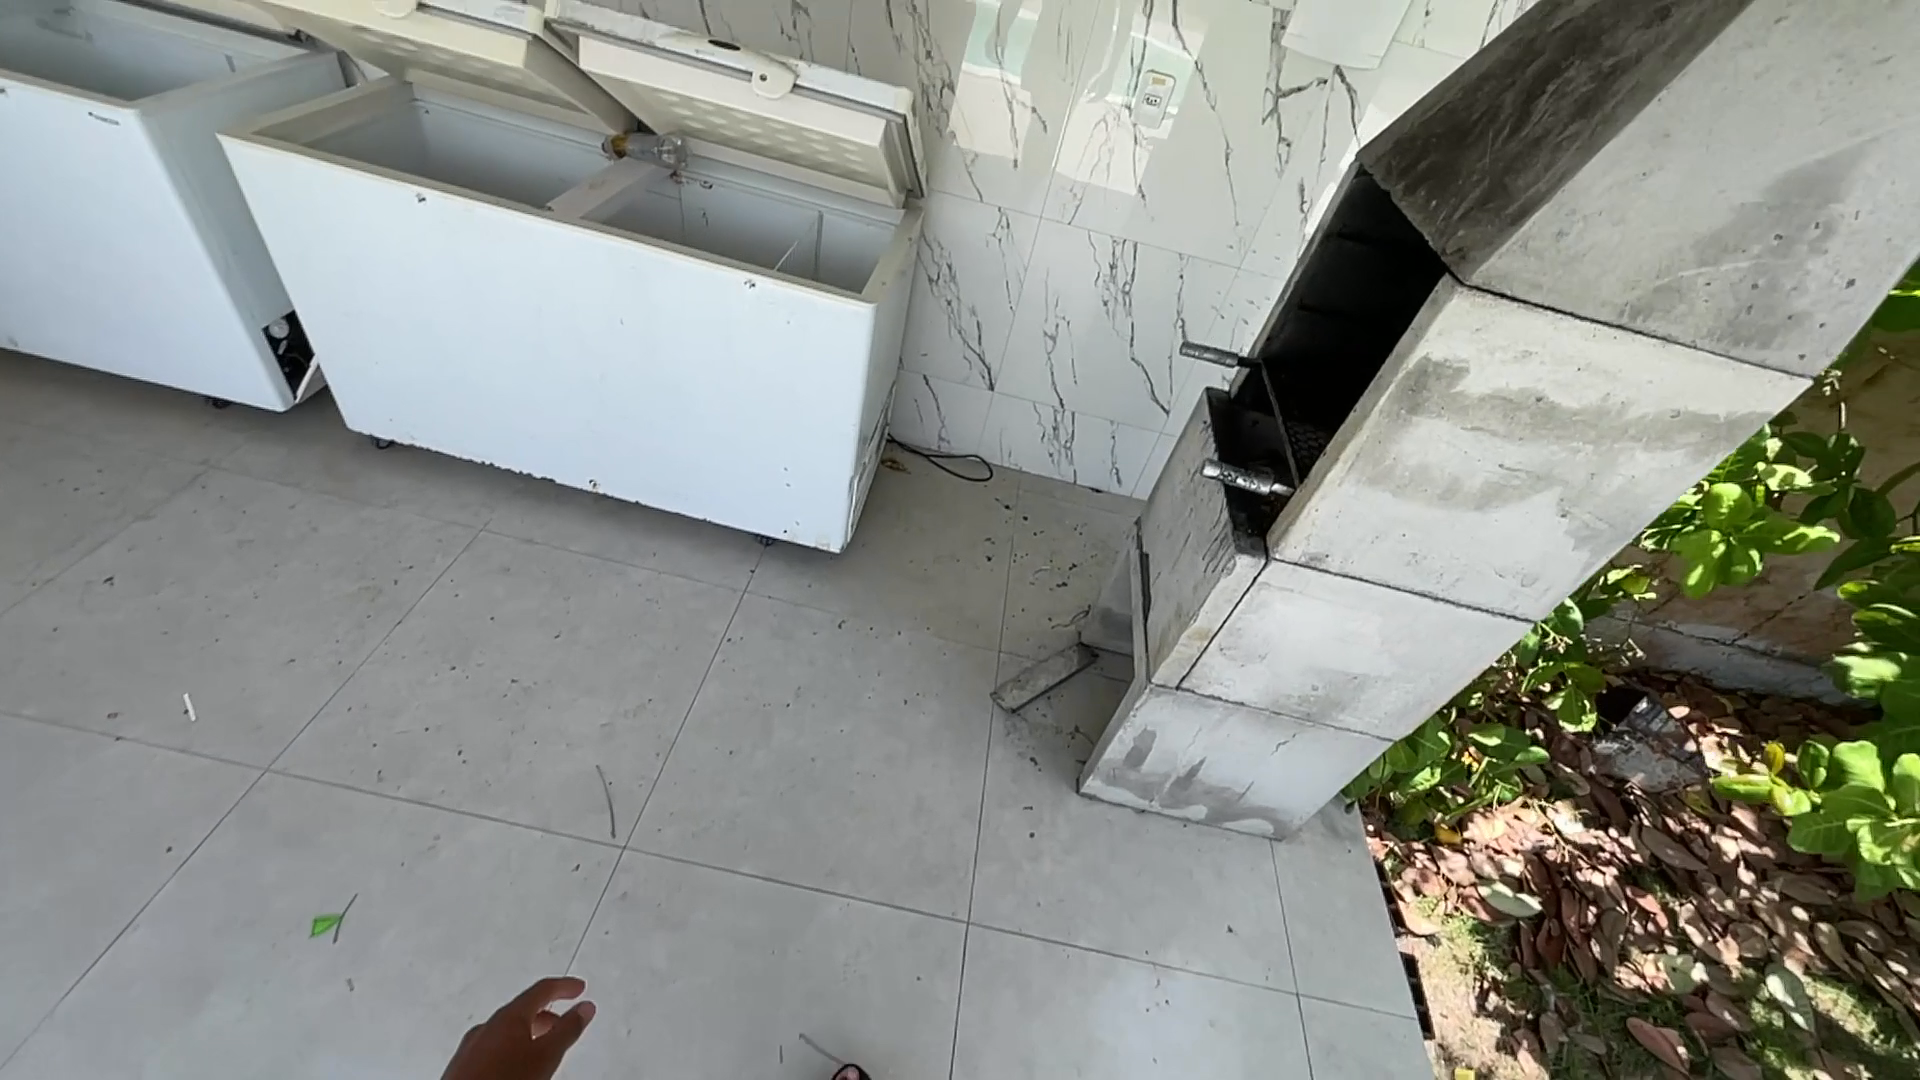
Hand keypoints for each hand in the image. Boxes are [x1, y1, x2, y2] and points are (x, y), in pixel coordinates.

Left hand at [440, 976, 596, 1079]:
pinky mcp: (458, 1072)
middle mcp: (486, 1027)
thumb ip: (568, 1029)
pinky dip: (508, 1051)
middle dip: (545, 1015)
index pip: (542, 989)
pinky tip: (513, 1069)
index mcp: (508, 1016)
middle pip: (521, 1011)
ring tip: (540, 1051)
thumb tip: (585, 1008)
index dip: (564, 986)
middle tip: (562, 1022)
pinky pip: (490, 1051)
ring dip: (526, 1035)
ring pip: (504, 1033)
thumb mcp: (546, 1056)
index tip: (579, 988)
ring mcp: (468, 1050)